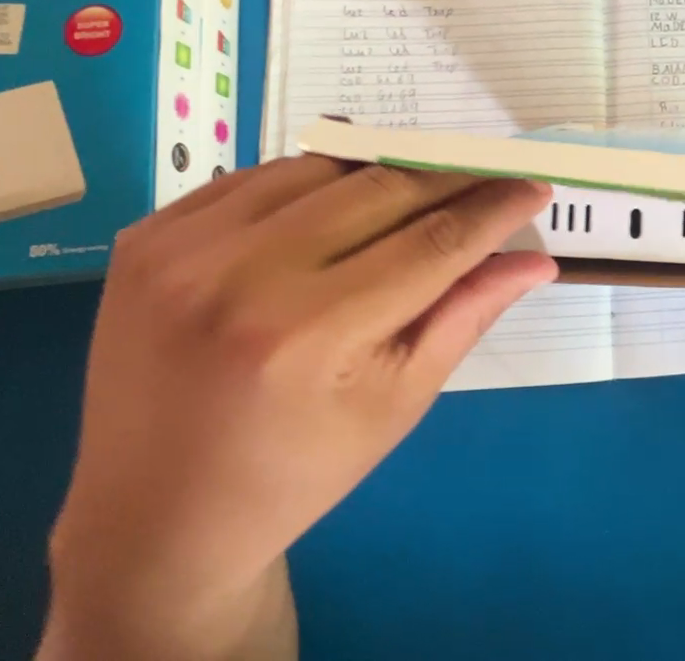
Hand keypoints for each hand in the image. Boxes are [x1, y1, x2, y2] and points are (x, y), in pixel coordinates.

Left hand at [41, 156, 555, 658]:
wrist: (155, 517)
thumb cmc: (298, 470)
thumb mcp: (400, 400)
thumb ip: (468, 314)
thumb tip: (537, 259)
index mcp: (312, 334)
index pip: (434, 241)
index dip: (494, 208)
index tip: (532, 187)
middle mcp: (242, 275)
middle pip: (382, 189)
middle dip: (450, 179)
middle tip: (491, 180)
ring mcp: (183, 248)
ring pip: (321, 166)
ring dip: (383, 172)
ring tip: (422, 192)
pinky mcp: (147, 237)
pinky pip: (256, 177)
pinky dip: (313, 180)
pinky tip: (340, 201)